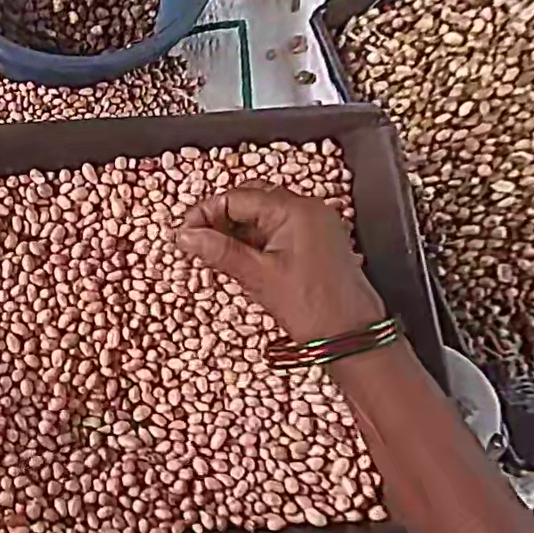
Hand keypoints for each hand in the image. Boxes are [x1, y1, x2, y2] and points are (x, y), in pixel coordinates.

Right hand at [172, 184, 386, 342]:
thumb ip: (218, 250)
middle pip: (247, 200)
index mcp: (294, 211)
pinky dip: (248, 242)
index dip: (204, 214)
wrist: (350, 334)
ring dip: (231, 231)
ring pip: (257, 216)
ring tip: (212, 254)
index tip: (184, 234)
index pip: (236, 197)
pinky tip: (235, 260)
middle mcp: (305, 210)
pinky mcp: (310, 242)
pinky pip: (270, 231)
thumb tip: (185, 235)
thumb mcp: (256, 275)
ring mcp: (310, 226)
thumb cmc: (311, 305)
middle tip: (194, 242)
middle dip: (217, 219)